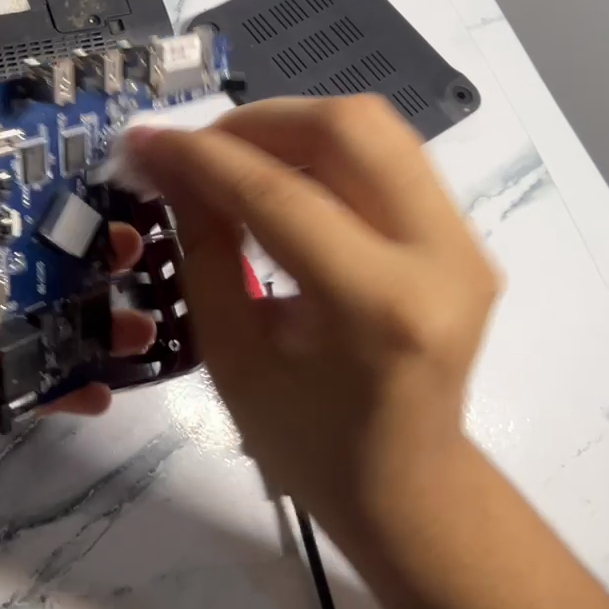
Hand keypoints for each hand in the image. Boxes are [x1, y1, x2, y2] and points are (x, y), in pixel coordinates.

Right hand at [127, 96, 498, 527]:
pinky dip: (318, 149)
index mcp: (377, 306)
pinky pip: (385, 156)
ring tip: (226, 158)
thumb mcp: (230, 352)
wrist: (406, 486)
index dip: (200, 157)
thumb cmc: (304, 440)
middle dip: (252, 123)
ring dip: (286, 127)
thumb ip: (204, 249)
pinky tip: (273, 176)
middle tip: (192, 150)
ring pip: (373, 128)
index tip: (143, 140)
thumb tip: (167, 169)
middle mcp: (440, 257)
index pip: (277, 195)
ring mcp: (465, 241)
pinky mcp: (464, 234)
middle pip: (347, 130)